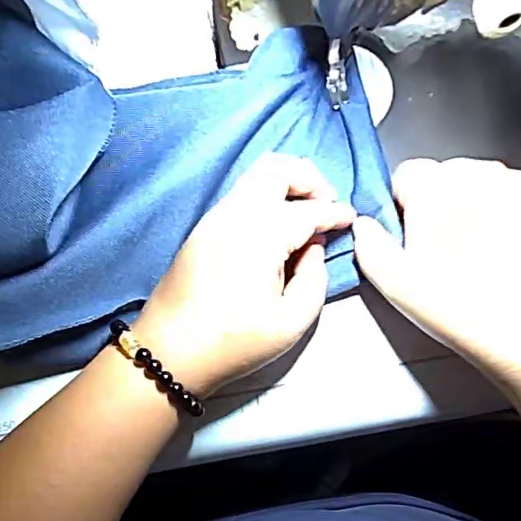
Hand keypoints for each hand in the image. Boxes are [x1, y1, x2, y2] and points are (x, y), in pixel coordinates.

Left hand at [131, 154, 356, 394]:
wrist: (170, 352)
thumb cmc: (232, 343)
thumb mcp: (292, 322)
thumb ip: (315, 278)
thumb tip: (313, 248)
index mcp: (260, 234)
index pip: (308, 209)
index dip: (334, 212)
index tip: (350, 218)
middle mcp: (235, 214)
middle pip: (277, 168)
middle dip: (309, 178)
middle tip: (326, 202)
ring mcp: (213, 218)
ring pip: (254, 176)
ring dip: (285, 184)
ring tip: (304, 211)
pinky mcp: (201, 230)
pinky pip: (240, 196)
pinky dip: (265, 197)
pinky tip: (276, 226)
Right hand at [353, 158, 520, 402]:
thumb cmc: (469, 311)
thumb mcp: (398, 287)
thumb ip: (370, 247)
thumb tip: (365, 228)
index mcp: (434, 187)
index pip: (404, 177)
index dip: (403, 210)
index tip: (412, 240)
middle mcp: (478, 174)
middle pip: (445, 179)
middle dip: (441, 208)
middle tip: (446, 257)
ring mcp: (518, 183)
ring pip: (482, 188)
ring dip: (476, 212)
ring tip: (481, 261)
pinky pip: (516, 201)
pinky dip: (509, 220)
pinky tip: (510, 258)